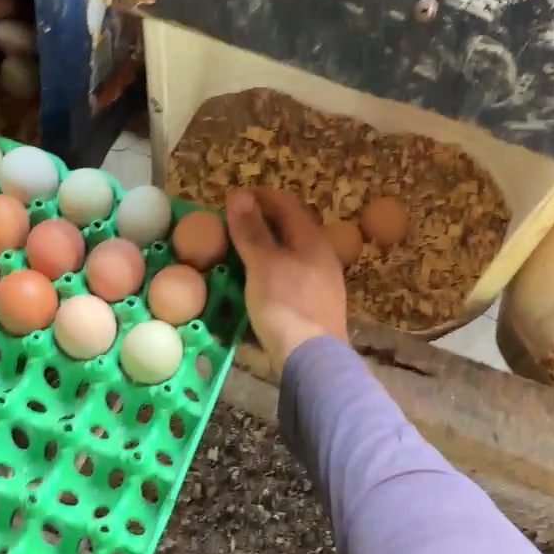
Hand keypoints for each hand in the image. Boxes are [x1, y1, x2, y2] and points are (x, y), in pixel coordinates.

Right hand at [225, 188, 349, 368]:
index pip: (287, 205)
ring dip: (265, 247)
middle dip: (262, 221)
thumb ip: (251, 230)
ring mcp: (320, 282)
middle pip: (291, 228)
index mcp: (312, 240)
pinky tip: (256, 281)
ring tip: (239, 251)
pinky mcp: (314, 305)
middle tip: (232, 224)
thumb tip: (239, 195)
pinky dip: (270, 269)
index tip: (232, 198)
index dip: (260, 197)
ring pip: (290, 253)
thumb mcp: (262, 263)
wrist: (311, 359)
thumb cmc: (285, 304)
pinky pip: (290, 275)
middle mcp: (321, 256)